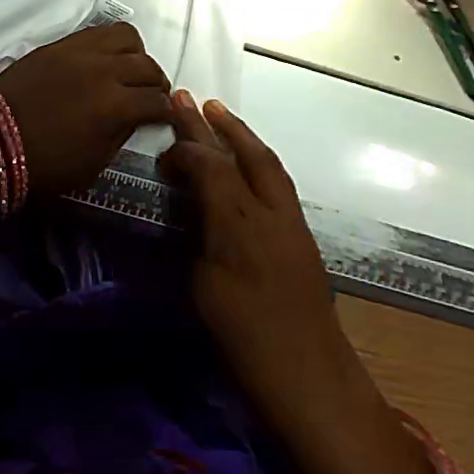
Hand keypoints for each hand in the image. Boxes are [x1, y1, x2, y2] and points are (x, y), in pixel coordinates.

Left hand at [0, 23, 171, 196]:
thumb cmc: (42, 166)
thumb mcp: (92, 165)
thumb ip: (121, 136)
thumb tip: (135, 119)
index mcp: (115, 107)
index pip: (158, 102)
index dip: (167, 112)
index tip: (166, 117)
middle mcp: (104, 71)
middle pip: (148, 66)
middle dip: (157, 83)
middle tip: (152, 96)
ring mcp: (80, 52)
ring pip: (127, 37)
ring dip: (137, 55)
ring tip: (130, 70)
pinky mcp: (60, 44)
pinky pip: (97, 32)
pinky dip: (110, 44)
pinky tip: (105, 61)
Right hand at [161, 92, 340, 393]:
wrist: (310, 374)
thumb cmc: (245, 339)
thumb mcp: (204, 287)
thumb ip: (199, 237)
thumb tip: (196, 210)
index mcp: (238, 225)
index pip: (211, 168)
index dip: (186, 150)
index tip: (164, 150)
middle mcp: (270, 212)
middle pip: (241, 154)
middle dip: (214, 126)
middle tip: (190, 99)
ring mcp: (291, 221)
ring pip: (267, 162)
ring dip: (241, 136)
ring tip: (218, 115)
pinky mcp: (302, 234)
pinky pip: (277, 180)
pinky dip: (257, 159)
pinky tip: (246, 160)